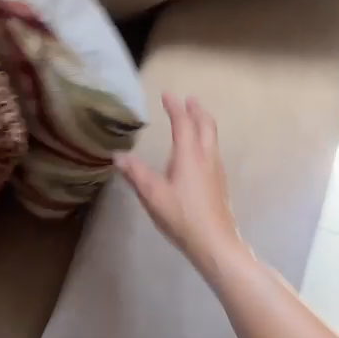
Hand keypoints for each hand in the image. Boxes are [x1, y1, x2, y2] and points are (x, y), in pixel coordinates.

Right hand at [117, 94, 244, 274]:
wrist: (216, 243)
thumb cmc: (182, 216)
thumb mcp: (152, 195)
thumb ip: (135, 173)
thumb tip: (118, 156)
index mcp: (190, 155)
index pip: (183, 123)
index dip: (175, 107)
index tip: (168, 95)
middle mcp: (207, 158)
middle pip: (205, 126)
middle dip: (196, 110)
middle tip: (188, 100)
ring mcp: (216, 171)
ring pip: (212, 138)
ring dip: (203, 124)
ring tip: (194, 120)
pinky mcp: (219, 184)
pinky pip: (213, 151)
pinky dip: (205, 140)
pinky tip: (197, 154)